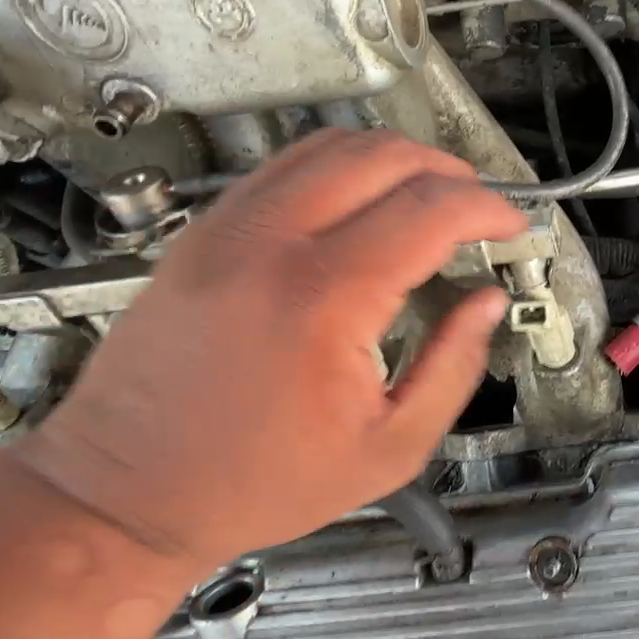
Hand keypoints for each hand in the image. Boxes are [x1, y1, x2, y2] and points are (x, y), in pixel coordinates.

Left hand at [9, 130, 526, 568]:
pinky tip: (365, 201)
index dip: (487, 208)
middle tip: (479, 205)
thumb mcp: (388, 448)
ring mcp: (228, 231)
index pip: (430, 210)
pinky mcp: (204, 235)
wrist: (127, 492)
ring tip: (431, 197)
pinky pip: (285, 166)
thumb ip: (454, 366)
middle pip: (384, 156)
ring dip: (398, 159)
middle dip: (450, 172)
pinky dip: (342, 166)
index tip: (510, 223)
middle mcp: (270, 247)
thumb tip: (485, 304)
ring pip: (332, 145)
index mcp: (324, 300)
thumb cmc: (251, 482)